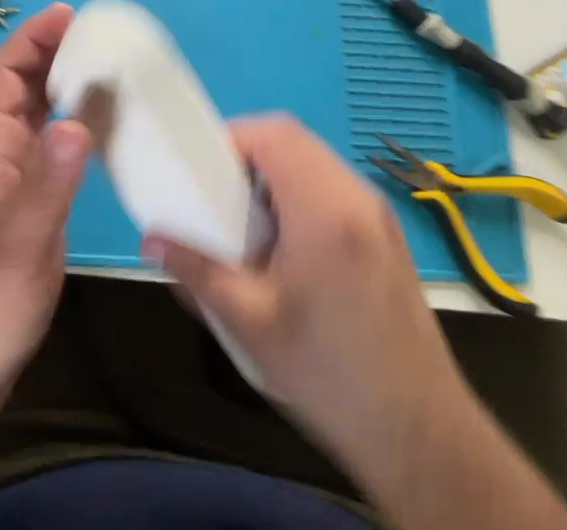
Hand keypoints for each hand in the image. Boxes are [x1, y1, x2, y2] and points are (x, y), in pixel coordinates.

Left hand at [0, 3, 90, 389]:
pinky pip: (54, 142)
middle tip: (101, 35)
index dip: (31, 41)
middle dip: (52, 51)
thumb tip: (77, 123)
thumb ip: (47, 184)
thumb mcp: (20, 241)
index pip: (4, 77)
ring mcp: (15, 175)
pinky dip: (78, 120)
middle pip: (21, 86)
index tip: (68, 15)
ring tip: (111, 66)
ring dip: (66, 82)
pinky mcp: (34, 196)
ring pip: (38, 111)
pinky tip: (107, 123)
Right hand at [144, 115, 469, 458]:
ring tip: (241, 226)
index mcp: (325, 210)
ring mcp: (379, 217)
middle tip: (212, 199)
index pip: (273, 135)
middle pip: (295, 141)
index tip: (196, 174)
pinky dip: (297, 197)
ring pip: (315, 163)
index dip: (228, 140)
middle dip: (245, 156)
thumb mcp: (248, 322)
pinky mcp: (386, 238)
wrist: (416, 430)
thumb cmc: (327, 373)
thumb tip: (150, 240)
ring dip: (271, 177)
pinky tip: (280, 249)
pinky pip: (333, 191)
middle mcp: (358, 199)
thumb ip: (195, 271)